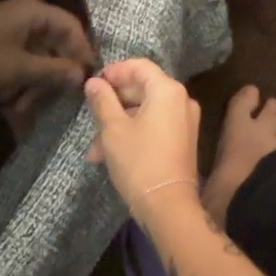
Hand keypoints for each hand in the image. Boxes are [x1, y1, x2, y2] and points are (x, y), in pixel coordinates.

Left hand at [0, 0, 94, 107]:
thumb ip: (54, 71)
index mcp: (35, 12)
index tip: (91, 79)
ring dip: (35, 86)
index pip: (72, 27)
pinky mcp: (2, 47)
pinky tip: (15, 110)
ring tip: (26, 111)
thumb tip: (83, 74)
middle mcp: (28, 17)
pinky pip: (22, 65)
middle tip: (57, 103)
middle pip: (56, 45)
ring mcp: (13, 31)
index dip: (83, 52)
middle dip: (54, 76)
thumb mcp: (18, 69)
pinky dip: (21, 85)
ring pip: (38, 59)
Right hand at [83, 58, 200, 222]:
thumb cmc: (139, 162)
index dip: (115, 71)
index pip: (139, 67)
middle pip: (143, 88)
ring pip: (145, 112)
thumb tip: (93, 82)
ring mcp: (185, 122)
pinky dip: (134, 134)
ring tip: (94, 150)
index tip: (95, 83)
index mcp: (167, 90)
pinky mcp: (183, 142)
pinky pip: (155, 126)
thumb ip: (102, 101)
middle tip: (91, 115)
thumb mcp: (113, 129)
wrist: (169, 209)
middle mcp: (181, 100)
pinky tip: (110, 156)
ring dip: (119, 124)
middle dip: (114, 103)